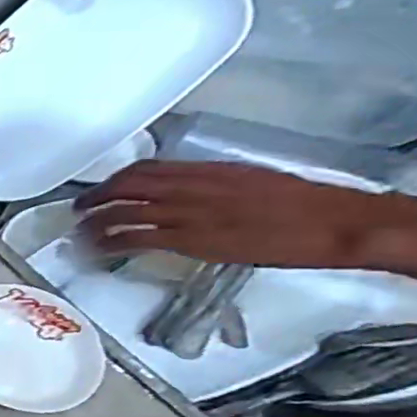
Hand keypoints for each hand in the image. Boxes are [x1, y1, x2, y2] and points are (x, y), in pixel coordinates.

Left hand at [74, 161, 398, 267]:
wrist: (337, 223)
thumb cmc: (306, 204)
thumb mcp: (252, 180)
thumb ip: (214, 184)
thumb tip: (188, 191)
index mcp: (207, 170)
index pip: (146, 168)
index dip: (116, 179)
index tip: (104, 188)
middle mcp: (189, 187)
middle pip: (124, 186)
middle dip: (95, 196)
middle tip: (79, 208)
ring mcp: (185, 213)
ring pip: (121, 212)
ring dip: (95, 222)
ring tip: (81, 231)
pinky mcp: (187, 239)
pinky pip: (134, 238)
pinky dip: (110, 242)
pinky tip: (100, 249)